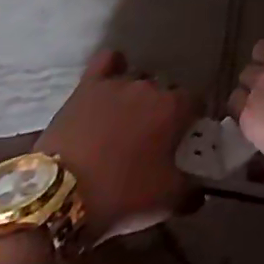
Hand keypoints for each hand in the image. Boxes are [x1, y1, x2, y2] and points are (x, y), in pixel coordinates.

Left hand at [36, 50, 198, 240]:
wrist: (64, 193)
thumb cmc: (122, 195)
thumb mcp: (167, 202)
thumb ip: (191, 191)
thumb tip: (199, 189)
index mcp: (172, 109)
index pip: (196, 100)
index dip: (194, 117)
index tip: (189, 137)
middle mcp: (147, 86)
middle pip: (165, 89)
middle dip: (166, 109)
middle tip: (158, 138)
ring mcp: (115, 82)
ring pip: (137, 78)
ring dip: (139, 95)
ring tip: (130, 120)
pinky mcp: (87, 84)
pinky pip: (107, 61)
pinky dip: (114, 67)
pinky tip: (113, 80)